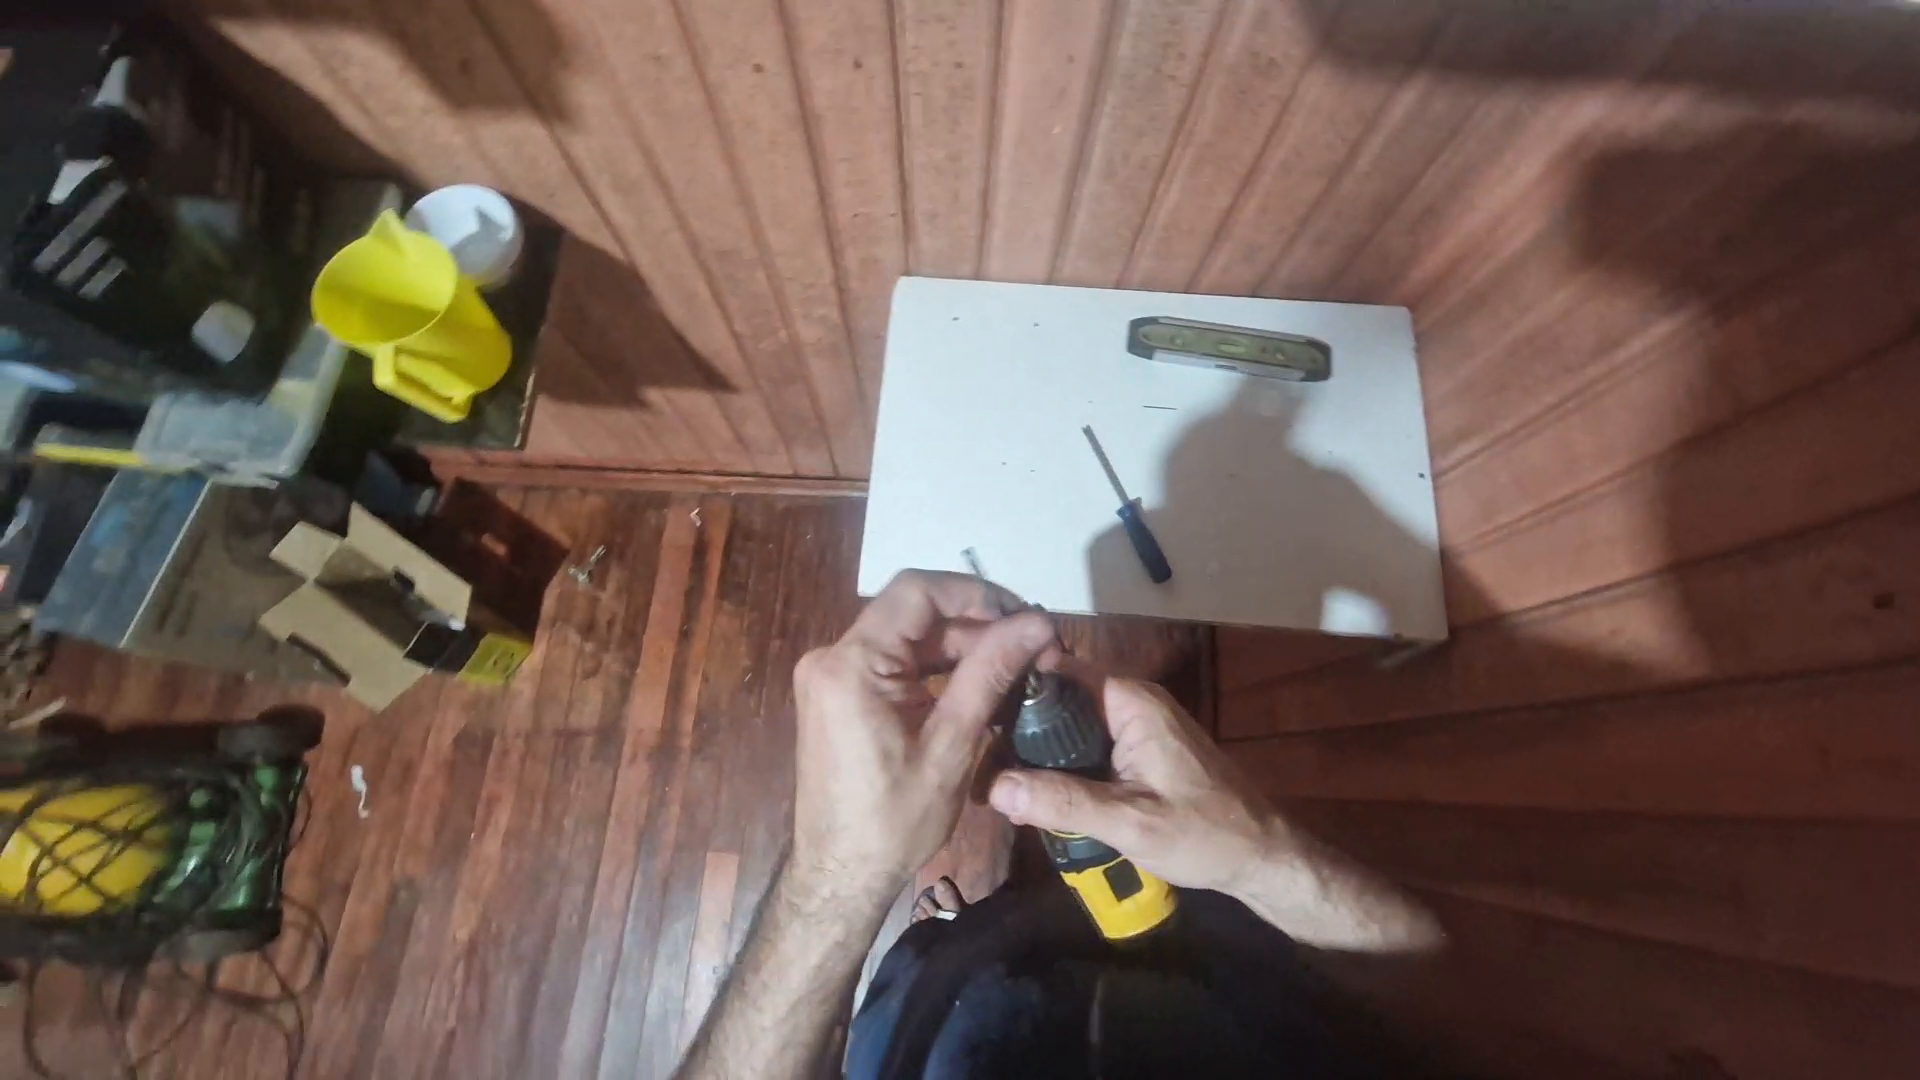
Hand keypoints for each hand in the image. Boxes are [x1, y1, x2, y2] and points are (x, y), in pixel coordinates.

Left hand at [789, 570, 1055, 905]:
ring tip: (1015, 661)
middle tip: (1030, 643)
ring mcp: (832, 674)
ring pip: (906, 636)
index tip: (1022, 615)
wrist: (840, 876)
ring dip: (959, 644)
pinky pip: (894, 661)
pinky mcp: (839, 692)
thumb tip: (1039, 622)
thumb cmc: (894, 822)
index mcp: (851, 663)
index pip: (916, 591)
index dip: (974, 592)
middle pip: (912, 612)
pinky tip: (977, 681)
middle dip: (974, 621)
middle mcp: (833, 656)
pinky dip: (935, 666)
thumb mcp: (951, 745)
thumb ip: (991, 673)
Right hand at [987, 662, 1277, 895]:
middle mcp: (1131, 699)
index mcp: (1130, 700)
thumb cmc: (1204, 835)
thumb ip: (1063, 802)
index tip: (974, 706)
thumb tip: (995, 786)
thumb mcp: (1130, 823)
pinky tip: (1033, 781)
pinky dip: (1061, 754)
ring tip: (992, 765)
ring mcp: (1136, 720)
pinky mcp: (1138, 744)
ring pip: (1071, 717)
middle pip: (1061, 692)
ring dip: (1038, 740)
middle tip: (977, 748)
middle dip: (1021, 718)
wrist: (1261, 857)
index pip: (1060, 668)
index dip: (1016, 682)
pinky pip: (1087, 737)